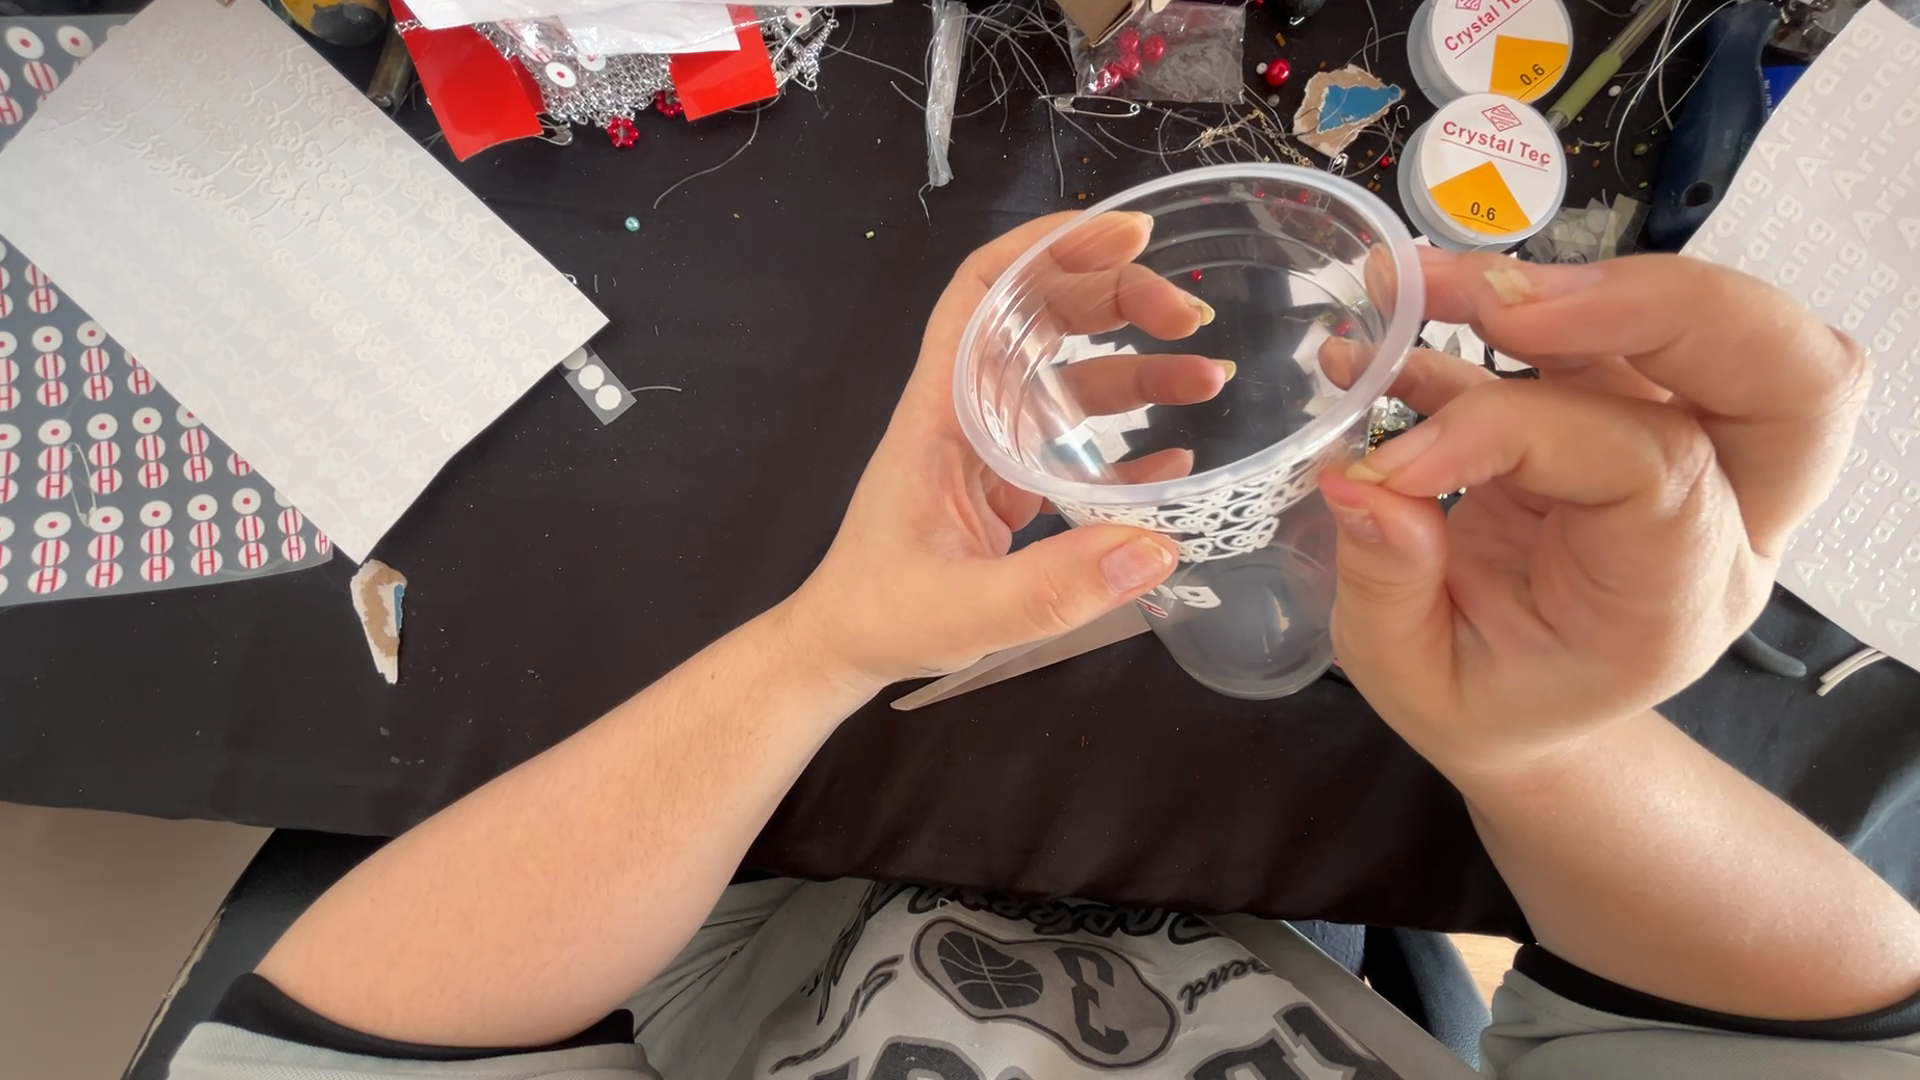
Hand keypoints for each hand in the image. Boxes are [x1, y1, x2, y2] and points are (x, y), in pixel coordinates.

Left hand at [790, 212, 1225, 688]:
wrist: (848, 642)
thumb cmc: (884, 615)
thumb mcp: (965, 608)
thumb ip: (1054, 587)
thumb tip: (1158, 548)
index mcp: (940, 415)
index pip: (980, 295)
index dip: (1046, 250)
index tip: (1126, 237)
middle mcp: (965, 415)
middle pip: (1037, 323)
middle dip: (1114, 301)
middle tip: (1189, 316)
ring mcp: (989, 449)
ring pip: (1063, 383)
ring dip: (1134, 373)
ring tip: (1206, 379)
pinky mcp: (1006, 485)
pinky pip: (1069, 445)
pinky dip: (1121, 442)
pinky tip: (1173, 456)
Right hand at [1318, 250, 1867, 775]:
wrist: (1519, 710)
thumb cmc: (1472, 703)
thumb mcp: (1407, 673)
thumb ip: (1387, 587)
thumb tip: (1358, 482)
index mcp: (1669, 602)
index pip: (1642, 468)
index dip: (1501, 436)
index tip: (1382, 463)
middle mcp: (1713, 522)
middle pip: (1781, 373)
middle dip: (1648, 307)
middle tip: (1502, 306)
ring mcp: (1678, 467)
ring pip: (1694, 332)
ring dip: (1549, 291)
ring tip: (1420, 282)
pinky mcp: (1614, 434)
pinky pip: (1587, 348)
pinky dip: (1499, 319)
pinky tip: (1410, 313)